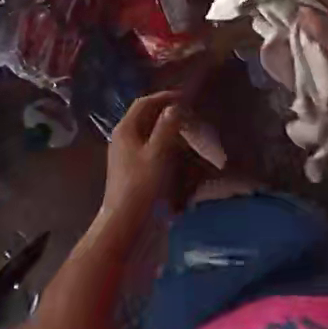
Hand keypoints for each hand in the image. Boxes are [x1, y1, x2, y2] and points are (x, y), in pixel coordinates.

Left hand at [100, 91, 185, 224]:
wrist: (128, 230)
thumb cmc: (142, 188)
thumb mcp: (158, 154)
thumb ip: (167, 127)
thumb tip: (174, 106)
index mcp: (126, 131)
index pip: (144, 104)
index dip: (165, 98)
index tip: (188, 98)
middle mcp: (126, 142)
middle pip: (151, 122)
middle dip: (175, 121)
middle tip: (198, 123)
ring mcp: (132, 162)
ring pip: (158, 143)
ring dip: (178, 142)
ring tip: (200, 145)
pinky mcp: (141, 180)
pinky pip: (161, 162)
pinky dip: (176, 161)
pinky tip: (193, 169)